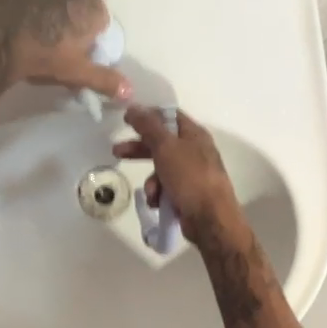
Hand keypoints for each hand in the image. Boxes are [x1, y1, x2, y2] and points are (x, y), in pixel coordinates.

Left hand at [0, 0, 130, 98]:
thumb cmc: (45, 56)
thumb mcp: (78, 73)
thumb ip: (105, 80)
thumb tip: (130, 92)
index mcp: (93, 8)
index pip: (103, 22)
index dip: (93, 37)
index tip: (80, 52)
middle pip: (83, 3)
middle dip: (77, 18)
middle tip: (63, 41)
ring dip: (58, 6)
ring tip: (45, 29)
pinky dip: (36, 1)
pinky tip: (26, 18)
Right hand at [114, 106, 238, 239]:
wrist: (209, 219)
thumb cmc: (190, 178)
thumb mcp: (166, 147)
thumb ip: (148, 126)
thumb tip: (133, 107)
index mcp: (194, 135)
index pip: (169, 117)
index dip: (148, 116)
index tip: (126, 119)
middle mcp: (194, 152)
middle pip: (161, 144)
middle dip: (139, 150)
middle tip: (117, 151)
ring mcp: (191, 175)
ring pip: (161, 170)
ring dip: (151, 181)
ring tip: (150, 192)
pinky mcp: (187, 195)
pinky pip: (165, 189)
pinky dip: (159, 195)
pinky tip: (157, 203)